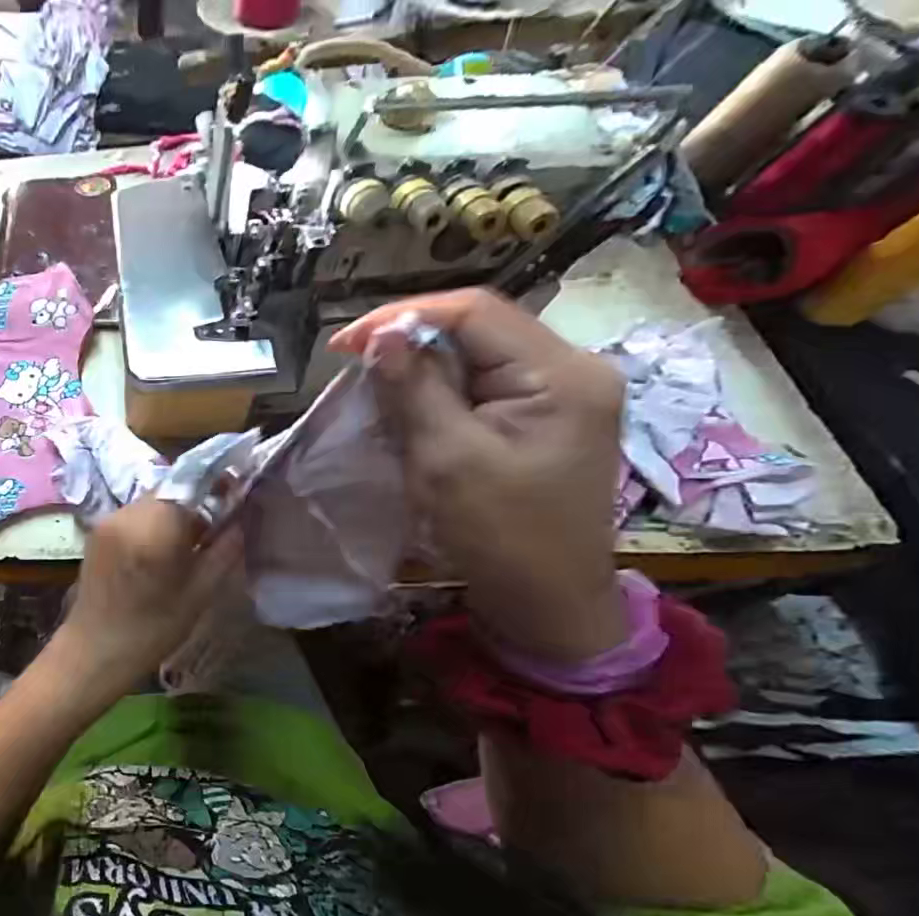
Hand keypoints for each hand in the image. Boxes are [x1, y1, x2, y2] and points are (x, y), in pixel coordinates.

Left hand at [54, 497, 241, 686]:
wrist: (92, 651)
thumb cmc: (151, 630)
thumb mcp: (198, 594)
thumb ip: (223, 552)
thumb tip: (240, 523)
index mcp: (154, 527)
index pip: (190, 481)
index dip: (215, 483)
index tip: (234, 494)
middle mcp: (126, 514)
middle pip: (168, 489)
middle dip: (194, 500)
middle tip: (213, 527)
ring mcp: (107, 521)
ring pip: (149, 501)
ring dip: (172, 512)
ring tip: (187, 543)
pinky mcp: (96, 532)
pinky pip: (132, 515)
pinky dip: (151, 522)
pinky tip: (159, 551)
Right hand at [329, 289, 626, 661]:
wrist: (547, 601)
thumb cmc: (499, 535)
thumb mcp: (447, 460)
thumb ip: (415, 389)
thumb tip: (380, 335)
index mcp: (561, 374)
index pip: (476, 311)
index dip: (404, 316)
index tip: (345, 344)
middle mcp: (572, 370)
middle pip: (480, 329)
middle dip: (412, 343)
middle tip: (356, 367)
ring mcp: (563, 394)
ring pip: (478, 357)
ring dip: (424, 369)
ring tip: (377, 388)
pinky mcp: (546, 418)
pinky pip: (485, 386)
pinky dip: (442, 392)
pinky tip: (413, 409)